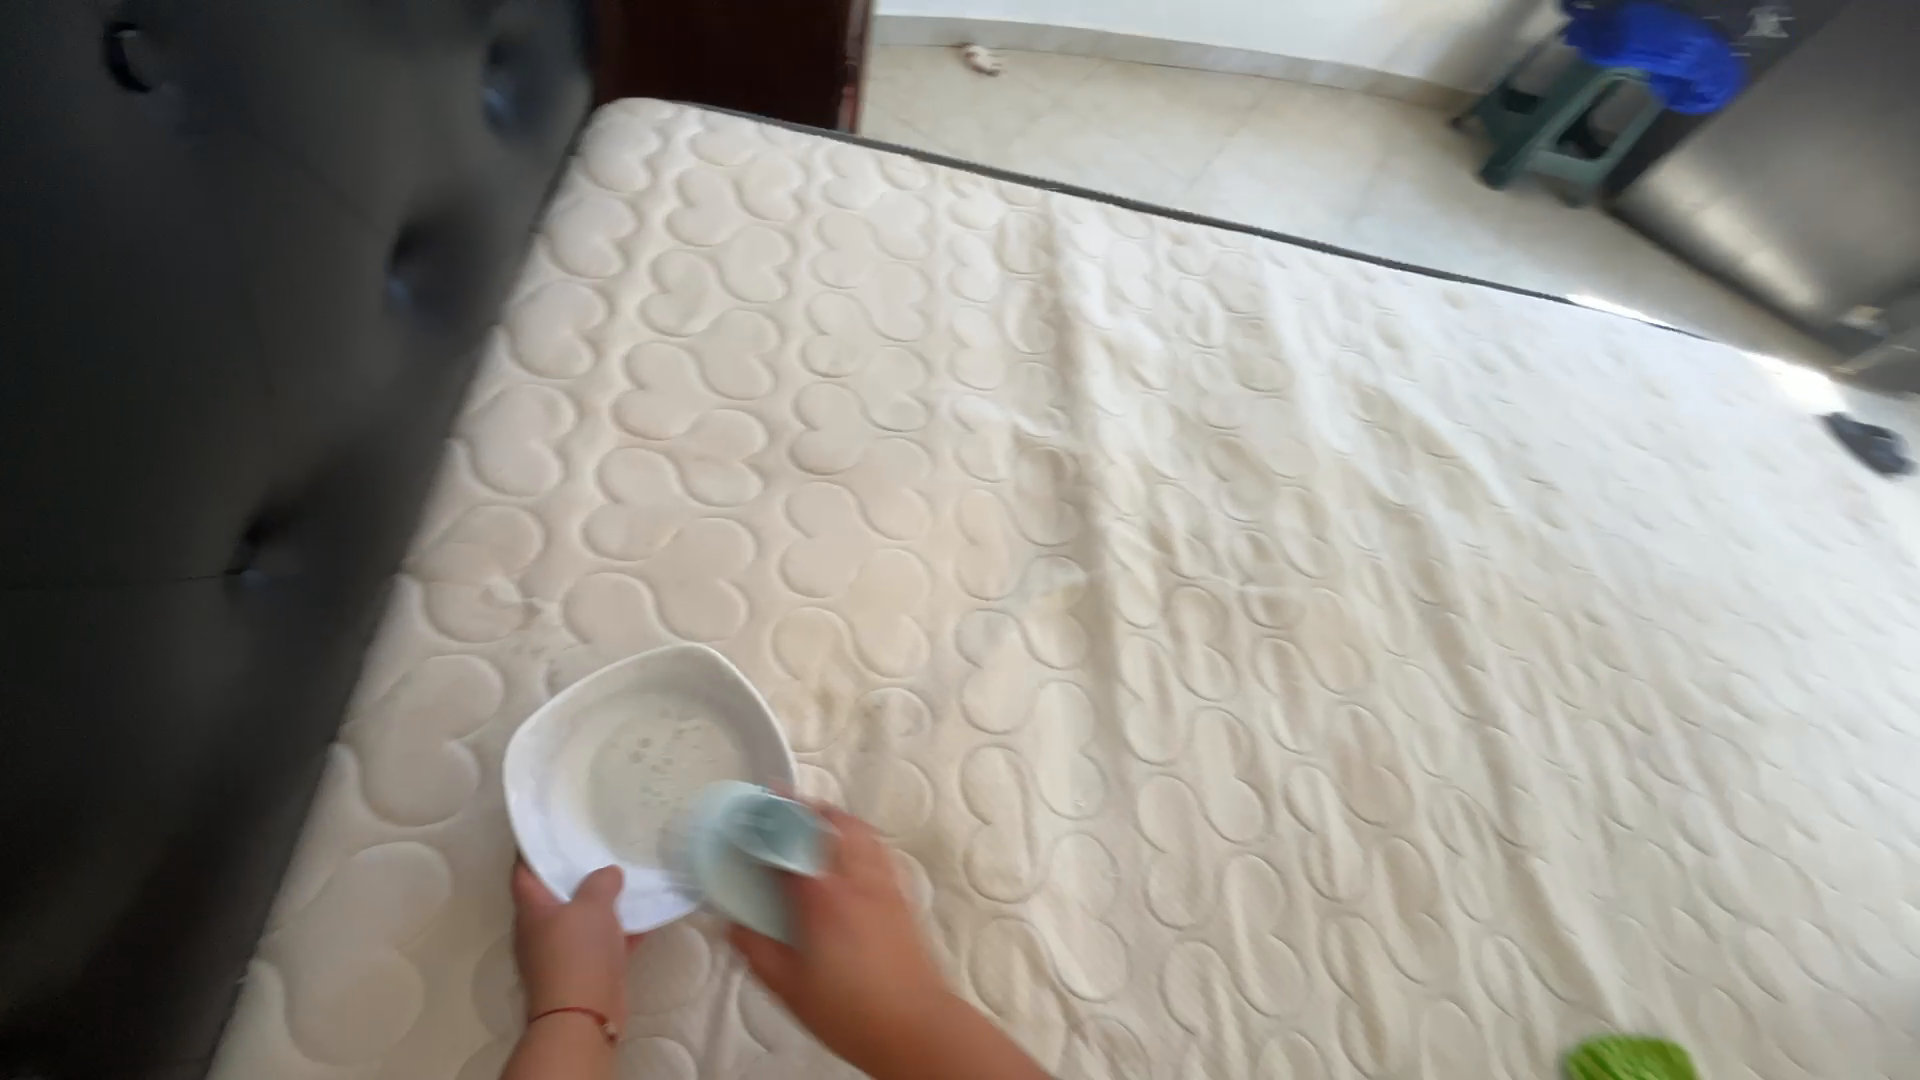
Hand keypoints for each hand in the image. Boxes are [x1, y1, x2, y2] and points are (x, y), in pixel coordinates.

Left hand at [510, 860, 643, 1030]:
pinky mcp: (584, 970)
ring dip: (602, 900)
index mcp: (533, 910)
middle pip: (555, 893)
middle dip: (576, 871)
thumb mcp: (593, 904)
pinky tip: (645, 912)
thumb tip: (608, 874)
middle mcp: (541, 930)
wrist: (585, 1015)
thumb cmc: (578, 952)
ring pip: (582, 916)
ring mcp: (561, 952)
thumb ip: (601, 881)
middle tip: (600, 844)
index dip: (535, 848)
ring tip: (627, 873)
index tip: (554, 826)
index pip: (525, 871)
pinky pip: (603, 940)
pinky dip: (621, 928)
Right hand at [728, 805, 957, 1077]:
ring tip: (812, 816)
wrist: (914, 1023)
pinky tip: (849, 845)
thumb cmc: (853, 1011)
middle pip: (828, 822)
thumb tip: (734, 924)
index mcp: (823, 898)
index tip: (752, 813)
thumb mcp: (788, 987)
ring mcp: (883, 882)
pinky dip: (857, 833)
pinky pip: (876, 846)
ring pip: (857, 828)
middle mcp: (855, 879)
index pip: (790, 846)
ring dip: (831, 815)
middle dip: (801, 807)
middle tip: (781, 803)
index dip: (768, 824)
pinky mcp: (901, 891)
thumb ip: (756, 950)